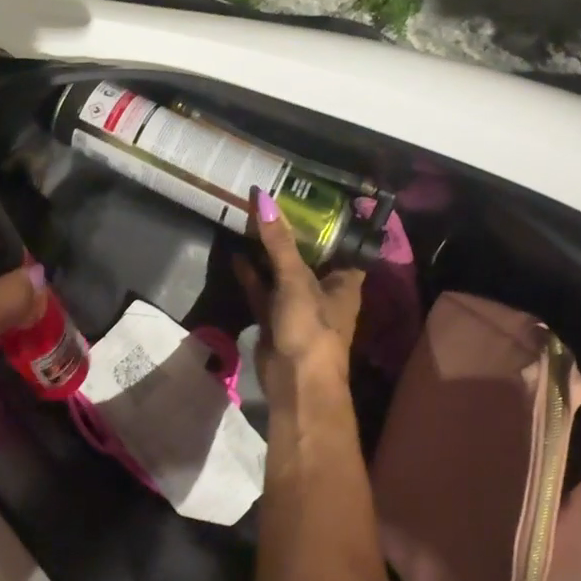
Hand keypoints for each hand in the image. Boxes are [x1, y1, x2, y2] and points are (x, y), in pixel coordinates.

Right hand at [233, 187, 365, 400]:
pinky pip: (263, 290)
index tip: (310, 196)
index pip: (341, 243)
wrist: (295, 384)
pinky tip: (236, 253)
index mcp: (344, 281)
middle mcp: (324, 291)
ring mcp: (298, 306)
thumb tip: (263, 197)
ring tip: (250, 220)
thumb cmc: (311, 327)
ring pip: (282, 272)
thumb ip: (278, 240)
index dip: (329, 221)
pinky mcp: (275, 319)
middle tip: (273, 199)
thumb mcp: (296, 278)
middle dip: (291, 233)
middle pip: (308, 255)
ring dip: (268, 252)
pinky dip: (251, 274)